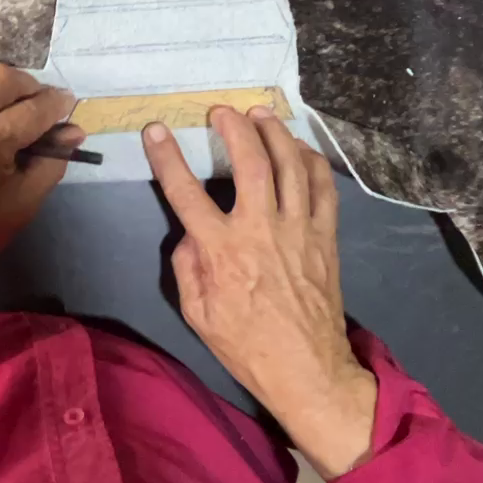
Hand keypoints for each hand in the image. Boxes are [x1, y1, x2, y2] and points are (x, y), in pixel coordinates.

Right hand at [143, 107, 376, 479]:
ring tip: (261, 113)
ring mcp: (299, 230)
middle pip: (251, 162)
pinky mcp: (326, 236)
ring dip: (275, 132)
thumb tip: (191, 232)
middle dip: (234, 127)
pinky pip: (323, 187)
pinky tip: (299, 148)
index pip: (186, 192)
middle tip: (222, 111)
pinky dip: (311, 161)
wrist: (307, 371)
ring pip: (291, 165)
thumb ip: (187, 265)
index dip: (167, 157)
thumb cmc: (245, 344)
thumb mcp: (196, 313)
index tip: (156, 130)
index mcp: (223, 250)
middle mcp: (261, 230)